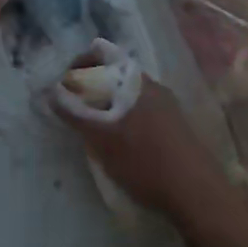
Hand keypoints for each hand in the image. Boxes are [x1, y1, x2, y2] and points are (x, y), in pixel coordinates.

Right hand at [56, 72, 219, 217]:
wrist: (196, 193)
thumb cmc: (144, 161)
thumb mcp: (102, 138)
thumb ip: (74, 113)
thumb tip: (51, 91)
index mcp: (134, 80)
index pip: (103, 53)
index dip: (79, 62)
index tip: (62, 82)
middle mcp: (152, 85)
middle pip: (115, 73)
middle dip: (90, 85)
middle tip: (72, 107)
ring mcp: (166, 105)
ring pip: (128, 93)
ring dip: (106, 102)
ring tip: (91, 126)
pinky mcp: (174, 126)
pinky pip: (140, 109)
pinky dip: (122, 116)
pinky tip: (118, 140)